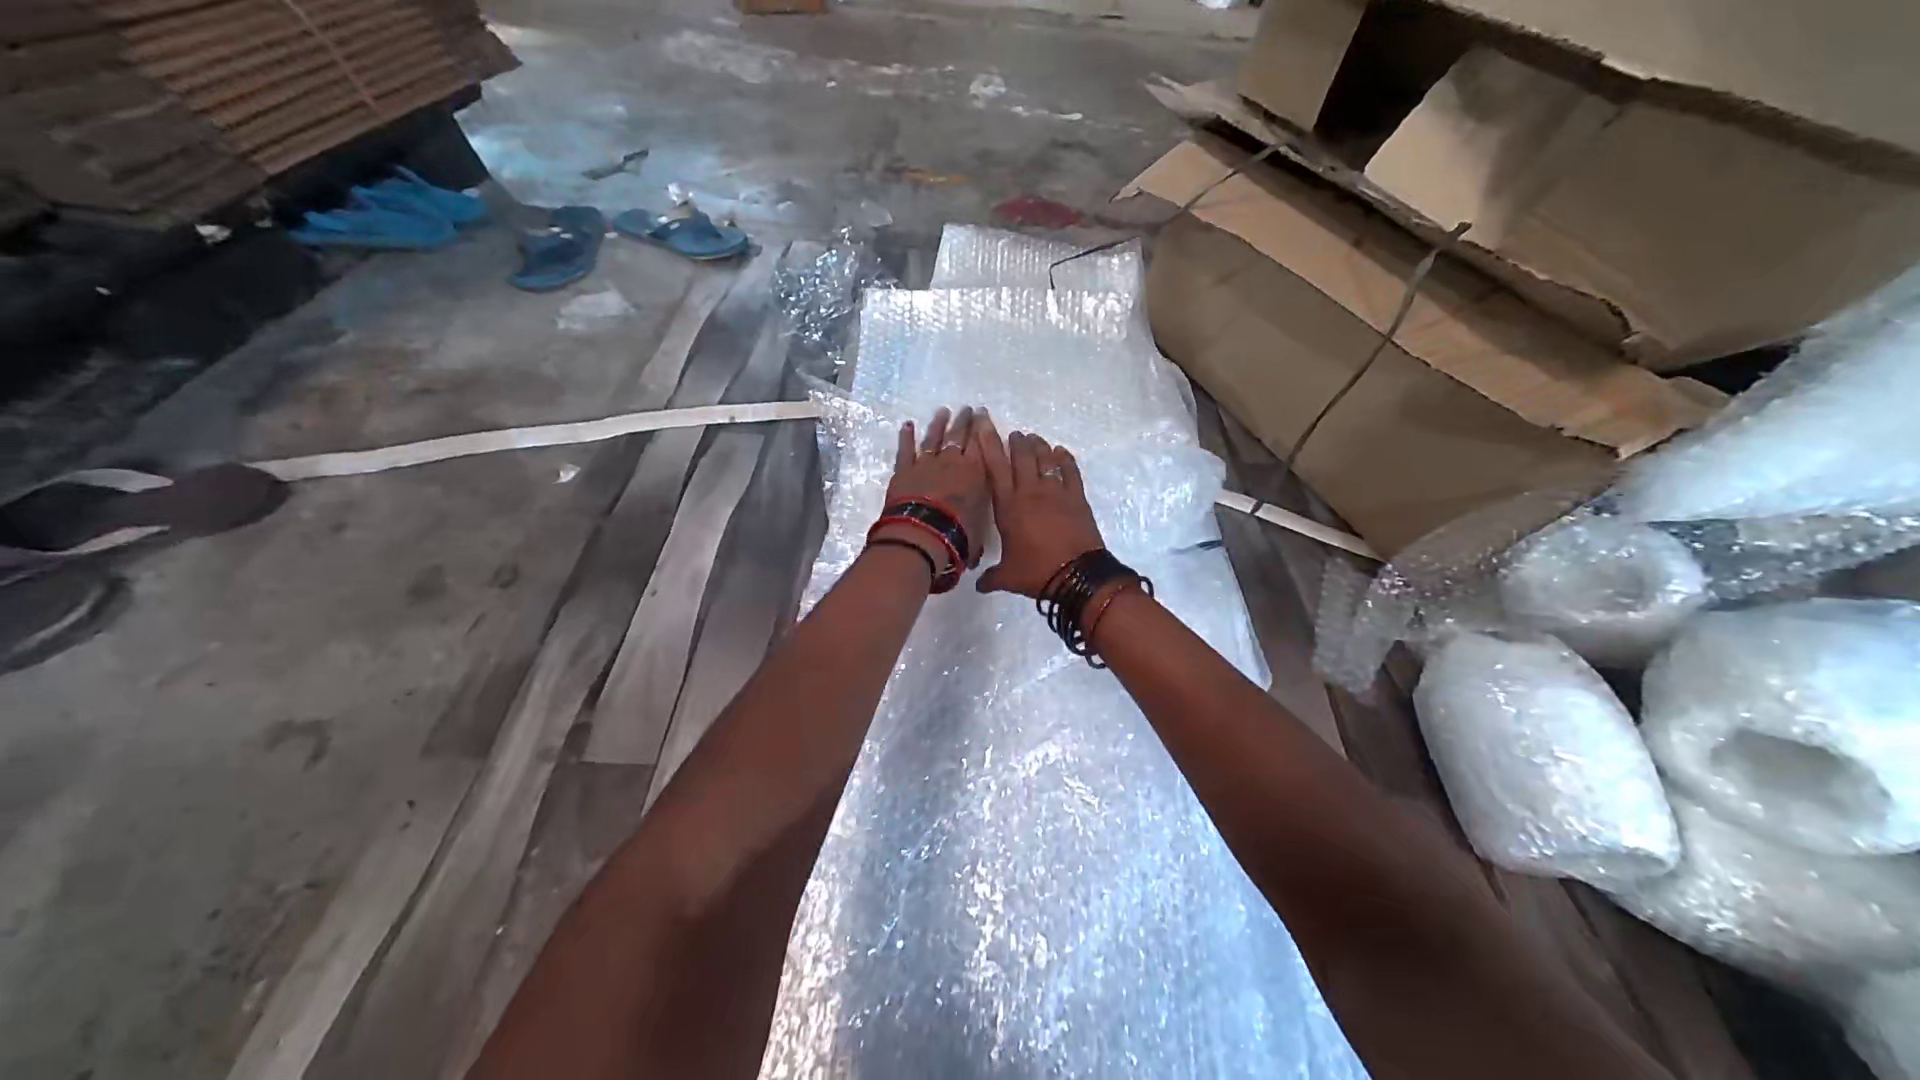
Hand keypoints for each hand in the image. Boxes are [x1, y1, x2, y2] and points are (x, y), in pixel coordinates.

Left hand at [877, 406, 994, 574]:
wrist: (922, 534)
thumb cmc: (957, 535)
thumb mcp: (979, 529)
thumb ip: (978, 522)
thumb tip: (977, 537)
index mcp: (976, 474)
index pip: (982, 445)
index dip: (983, 429)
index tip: (983, 415)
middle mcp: (952, 463)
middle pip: (959, 436)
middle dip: (964, 421)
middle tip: (967, 409)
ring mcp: (926, 464)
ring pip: (934, 438)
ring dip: (939, 424)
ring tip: (943, 411)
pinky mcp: (904, 470)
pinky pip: (906, 450)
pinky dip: (906, 437)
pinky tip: (908, 425)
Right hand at [972, 415, 1105, 596]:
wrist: (1077, 575)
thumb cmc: (1037, 572)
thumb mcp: (1008, 577)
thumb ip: (991, 577)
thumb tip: (979, 586)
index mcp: (1008, 506)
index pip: (994, 466)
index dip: (987, 442)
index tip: (983, 424)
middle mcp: (1030, 492)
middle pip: (1021, 456)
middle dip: (1016, 441)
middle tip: (1014, 434)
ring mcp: (1056, 492)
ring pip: (1045, 459)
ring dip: (1038, 447)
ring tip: (1034, 440)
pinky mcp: (1077, 497)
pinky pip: (1070, 471)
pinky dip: (1065, 459)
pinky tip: (1061, 452)